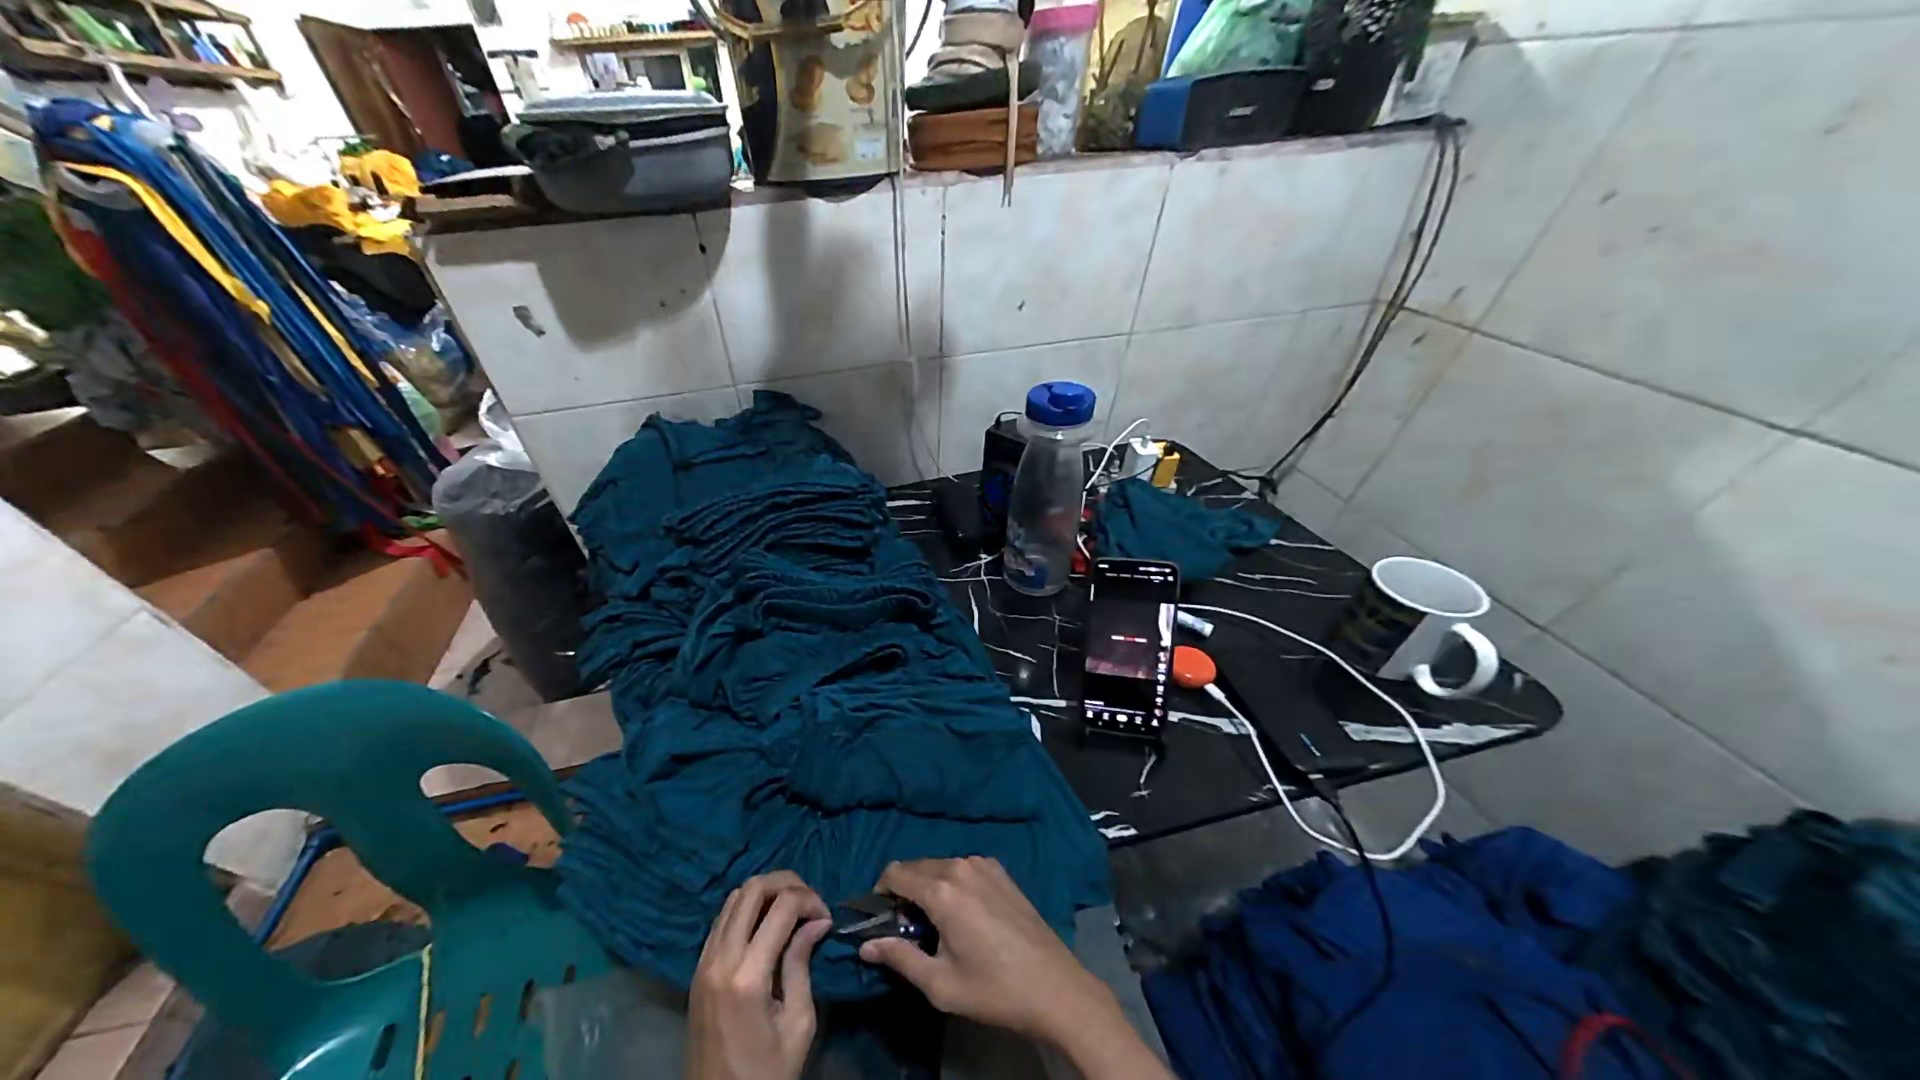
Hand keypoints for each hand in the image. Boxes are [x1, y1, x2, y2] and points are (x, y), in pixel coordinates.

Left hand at [686, 871, 831, 1079]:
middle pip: (752, 888)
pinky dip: (747, 908)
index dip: (810, 901)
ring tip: (792, 910)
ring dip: (767, 892)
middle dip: (788, 883)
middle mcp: (719, 959)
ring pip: (734, 897)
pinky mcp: (697, 969)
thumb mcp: (798, 1024)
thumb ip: (802, 965)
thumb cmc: (766, 1073)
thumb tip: (817, 922)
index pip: (781, 906)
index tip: (826, 919)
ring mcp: (702, 962)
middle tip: (811, 903)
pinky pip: (722, 918)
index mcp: (747, 976)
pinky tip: (767, 924)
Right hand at [856, 857, 1111, 1044]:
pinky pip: (963, 869)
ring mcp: (985, 865)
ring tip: (933, 924)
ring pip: (940, 866)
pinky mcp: (1001, 872)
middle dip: (903, 891)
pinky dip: (951, 883)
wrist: (1055, 986)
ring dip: (927, 887)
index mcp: (942, 891)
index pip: (895, 872)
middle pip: (916, 866)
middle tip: (904, 928)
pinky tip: (962, 914)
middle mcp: (961, 867)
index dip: (880, 892)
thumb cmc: (994, 989)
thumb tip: (866, 945)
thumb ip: (899, 958)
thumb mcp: (940, 984)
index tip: (879, 918)